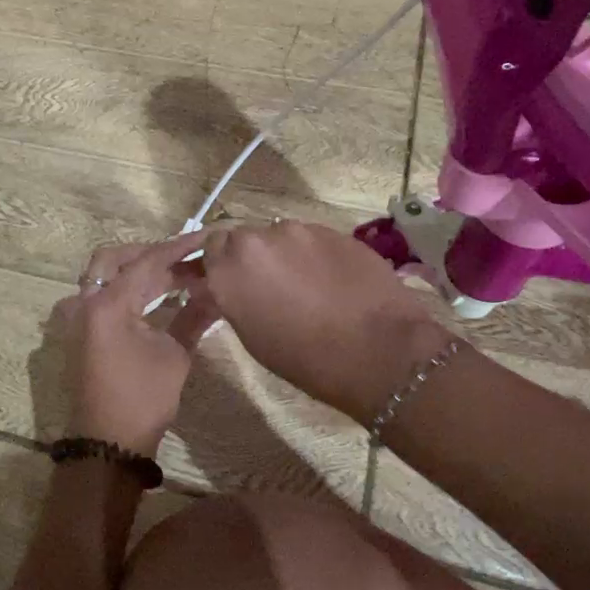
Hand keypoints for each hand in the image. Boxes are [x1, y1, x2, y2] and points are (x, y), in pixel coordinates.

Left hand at [50, 231, 215, 457]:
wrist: (108, 445)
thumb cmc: (143, 399)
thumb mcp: (175, 355)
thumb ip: (193, 316)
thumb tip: (217, 291)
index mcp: (107, 305)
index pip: (146, 262)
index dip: (178, 248)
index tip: (205, 239)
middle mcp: (84, 303)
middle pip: (115, 259)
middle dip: (151, 254)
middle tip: (185, 259)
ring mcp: (77, 318)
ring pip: (103, 275)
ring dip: (135, 270)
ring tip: (174, 276)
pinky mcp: (80, 333)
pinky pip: (99, 296)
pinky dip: (124, 289)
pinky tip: (153, 297)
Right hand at [196, 220, 453, 419]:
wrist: (379, 350)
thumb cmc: (307, 359)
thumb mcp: (252, 335)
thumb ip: (232, 298)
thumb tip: (224, 285)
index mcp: (229, 267)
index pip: (210, 248)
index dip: (221, 264)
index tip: (231, 283)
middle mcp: (258, 238)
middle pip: (244, 238)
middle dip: (252, 258)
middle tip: (268, 287)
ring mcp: (300, 230)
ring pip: (280, 236)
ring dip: (284, 255)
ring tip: (305, 286)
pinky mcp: (334, 230)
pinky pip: (312, 239)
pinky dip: (314, 256)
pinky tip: (331, 282)